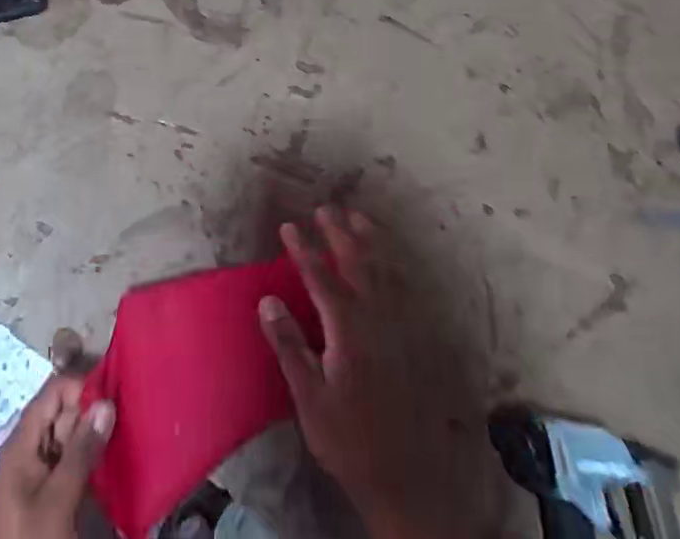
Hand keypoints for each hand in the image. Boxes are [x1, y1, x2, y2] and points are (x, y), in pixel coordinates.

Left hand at [0, 373, 114, 538]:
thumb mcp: (57, 500)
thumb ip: (81, 450)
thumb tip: (106, 401)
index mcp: (22, 444)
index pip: (54, 393)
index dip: (84, 387)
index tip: (117, 393)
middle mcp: (32, 450)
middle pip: (66, 411)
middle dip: (96, 409)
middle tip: (129, 414)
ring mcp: (43, 471)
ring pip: (75, 434)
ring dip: (99, 431)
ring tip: (128, 431)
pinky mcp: (55, 490)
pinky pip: (78, 458)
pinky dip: (97, 453)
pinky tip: (118, 455)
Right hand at [258, 207, 492, 538]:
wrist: (403, 470)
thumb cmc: (348, 437)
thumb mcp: (309, 398)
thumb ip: (290, 346)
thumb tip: (268, 301)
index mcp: (348, 327)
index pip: (320, 276)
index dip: (303, 249)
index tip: (289, 226)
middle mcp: (376, 316)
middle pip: (356, 262)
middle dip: (338, 232)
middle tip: (324, 208)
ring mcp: (398, 323)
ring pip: (383, 268)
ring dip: (368, 239)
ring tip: (356, 216)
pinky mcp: (411, 334)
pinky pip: (400, 284)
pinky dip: (390, 261)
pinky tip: (386, 257)